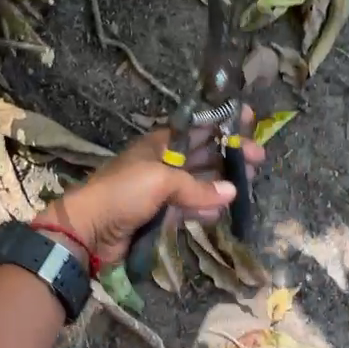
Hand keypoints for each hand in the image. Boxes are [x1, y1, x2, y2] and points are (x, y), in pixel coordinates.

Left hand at [35, 110, 265, 268]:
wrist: (89, 229)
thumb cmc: (122, 193)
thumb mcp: (160, 179)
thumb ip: (197, 186)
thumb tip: (231, 192)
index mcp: (158, 144)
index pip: (195, 127)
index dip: (220, 121)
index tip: (247, 118)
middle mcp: (161, 163)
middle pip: (202, 154)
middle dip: (230, 154)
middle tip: (259, 160)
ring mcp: (160, 190)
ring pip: (198, 182)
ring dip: (222, 183)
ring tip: (248, 185)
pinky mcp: (159, 215)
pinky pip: (188, 208)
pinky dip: (205, 208)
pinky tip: (223, 210)